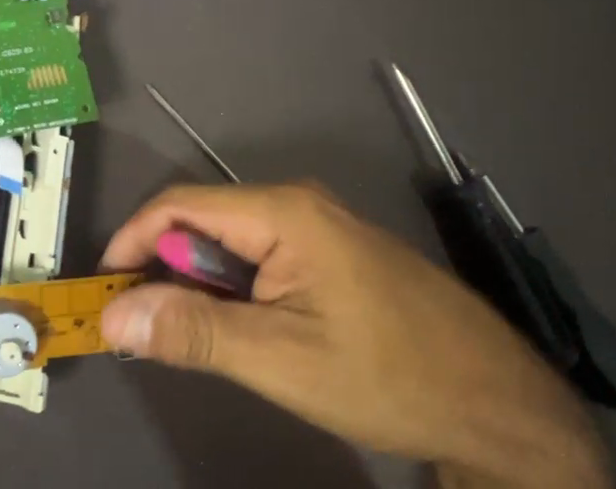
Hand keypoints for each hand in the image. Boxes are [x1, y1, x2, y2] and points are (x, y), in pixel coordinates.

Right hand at [99, 184, 611, 488]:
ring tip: (201, 337)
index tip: (108, 290)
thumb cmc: (390, 377)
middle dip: (168, 271)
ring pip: (233, 244)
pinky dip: (237, 290)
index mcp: (283, 212)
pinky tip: (250, 332)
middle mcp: (299, 204)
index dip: (133, 241)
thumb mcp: (281, 360)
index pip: (179, 205)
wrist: (508, 411)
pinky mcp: (338, 255)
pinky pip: (264, 258)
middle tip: (152, 327)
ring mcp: (323, 228)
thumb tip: (113, 316)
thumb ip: (192, 332)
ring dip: (203, 285)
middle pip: (204, 222)